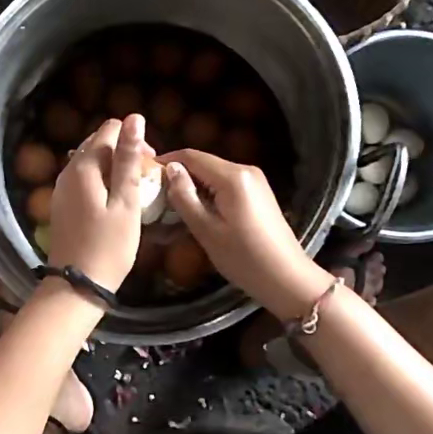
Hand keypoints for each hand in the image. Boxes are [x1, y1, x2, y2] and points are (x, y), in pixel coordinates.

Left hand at [47, 115, 149, 290]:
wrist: (77, 286)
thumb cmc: (109, 246)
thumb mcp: (126, 202)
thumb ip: (129, 160)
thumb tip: (134, 118)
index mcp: (83, 167)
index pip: (110, 130)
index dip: (134, 141)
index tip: (150, 168)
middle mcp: (68, 171)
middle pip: (99, 144)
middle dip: (124, 153)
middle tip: (146, 181)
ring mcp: (62, 189)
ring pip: (92, 163)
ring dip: (114, 169)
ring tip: (134, 193)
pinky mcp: (63, 205)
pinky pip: (85, 181)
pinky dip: (103, 183)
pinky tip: (116, 204)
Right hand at [160, 148, 332, 317]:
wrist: (286, 277)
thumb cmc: (244, 257)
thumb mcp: (207, 230)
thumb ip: (185, 197)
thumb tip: (170, 169)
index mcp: (233, 176)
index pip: (192, 156)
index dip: (167, 161)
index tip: (145, 174)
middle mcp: (245, 170)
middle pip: (204, 164)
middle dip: (179, 176)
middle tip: (154, 195)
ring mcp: (255, 182)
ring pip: (215, 175)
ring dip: (194, 186)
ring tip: (171, 206)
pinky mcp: (259, 194)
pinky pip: (227, 186)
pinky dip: (210, 194)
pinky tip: (198, 212)